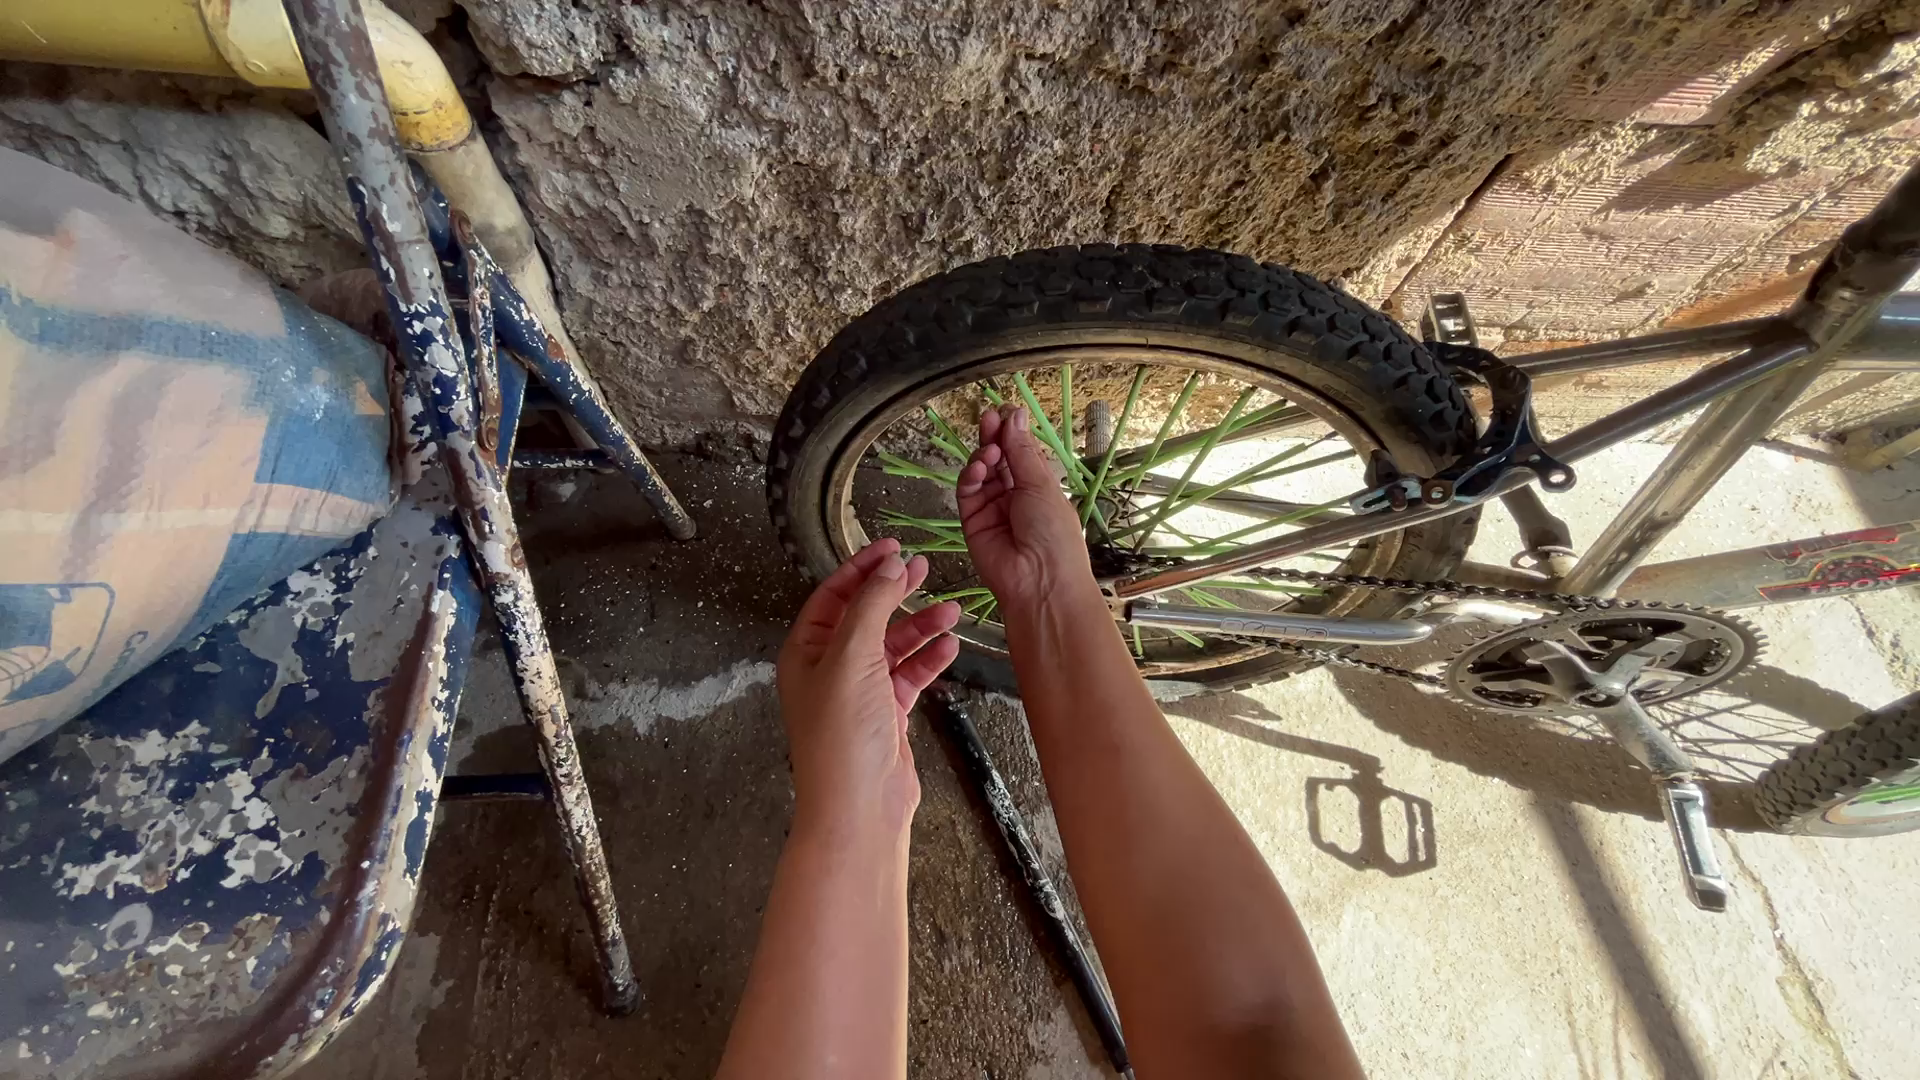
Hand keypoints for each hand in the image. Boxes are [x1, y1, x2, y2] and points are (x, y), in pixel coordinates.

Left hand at [777, 539, 960, 828]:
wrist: (859, 809)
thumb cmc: (843, 735)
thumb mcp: (853, 657)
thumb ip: (872, 605)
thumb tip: (891, 565)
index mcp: (806, 652)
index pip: (833, 595)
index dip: (862, 568)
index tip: (893, 546)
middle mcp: (829, 668)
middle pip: (865, 616)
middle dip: (895, 592)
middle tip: (924, 567)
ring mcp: (859, 692)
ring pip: (892, 645)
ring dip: (920, 626)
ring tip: (952, 609)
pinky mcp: (886, 713)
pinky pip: (909, 674)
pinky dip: (928, 659)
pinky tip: (949, 645)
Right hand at [956, 406, 1097, 608]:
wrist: (1040, 582)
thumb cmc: (1054, 535)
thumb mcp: (1042, 486)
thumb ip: (1022, 451)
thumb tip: (1015, 415)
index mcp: (1040, 488)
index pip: (1022, 453)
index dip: (1013, 433)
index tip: (1005, 412)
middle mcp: (1016, 497)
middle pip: (999, 459)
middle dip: (994, 438)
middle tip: (989, 418)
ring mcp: (993, 509)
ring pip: (981, 473)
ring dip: (983, 456)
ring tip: (988, 450)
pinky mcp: (973, 521)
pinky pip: (968, 492)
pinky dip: (971, 476)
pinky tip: (979, 467)